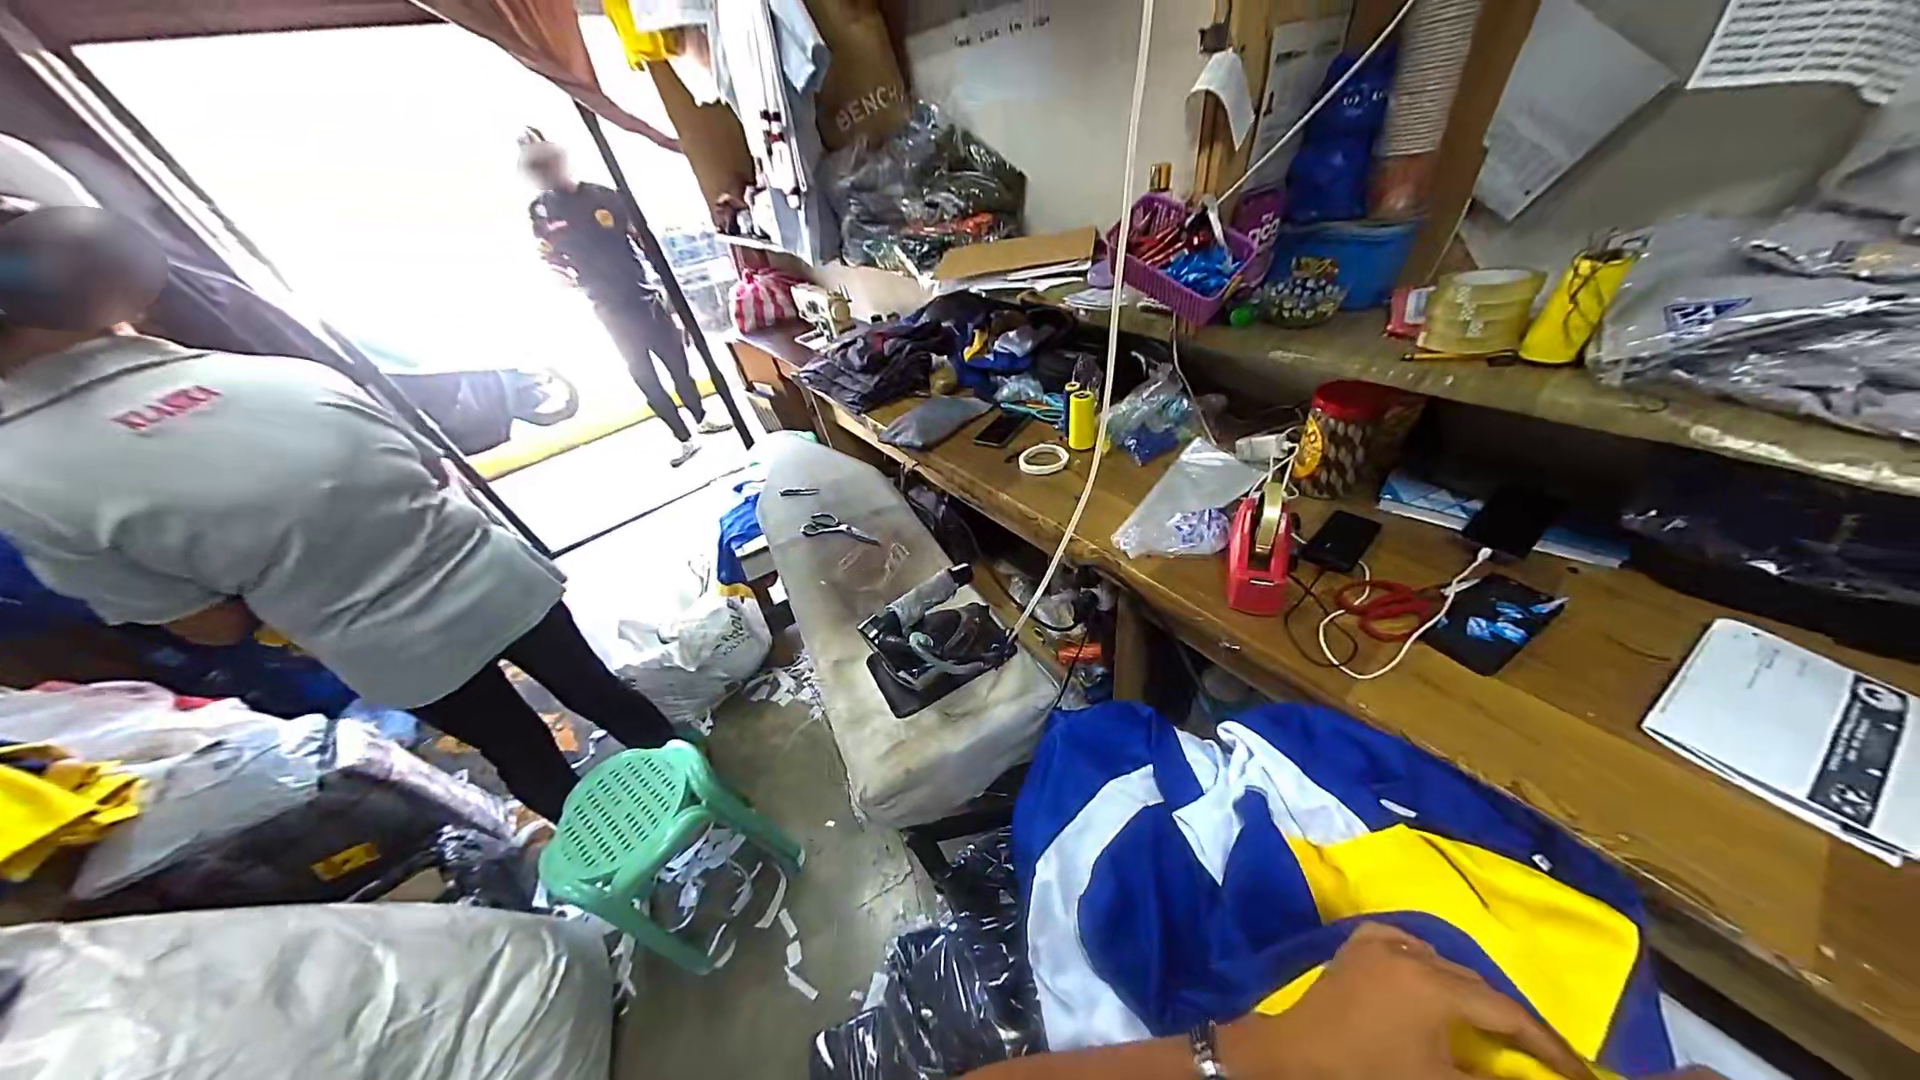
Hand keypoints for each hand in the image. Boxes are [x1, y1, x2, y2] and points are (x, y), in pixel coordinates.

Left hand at [1218, 921, 1596, 1079]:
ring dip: (1467, 991)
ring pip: (1438, 962)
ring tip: (1491, 1026)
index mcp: (1433, 986)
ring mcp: (1373, 945)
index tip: (1583, 1076)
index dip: (1550, 1047)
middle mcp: (1406, 954)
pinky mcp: (1351, 948)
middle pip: (1474, 984)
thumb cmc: (1372, 1075)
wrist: (1298, 1058)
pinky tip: (1429, 978)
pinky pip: (1398, 942)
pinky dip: (1421, 959)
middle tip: (1539, 1057)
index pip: (1508, 1013)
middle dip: (1509, 1020)